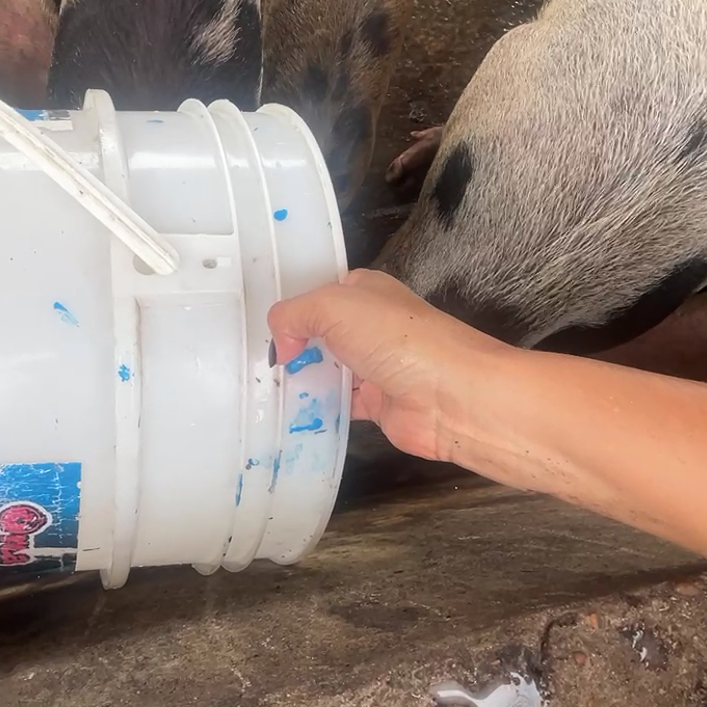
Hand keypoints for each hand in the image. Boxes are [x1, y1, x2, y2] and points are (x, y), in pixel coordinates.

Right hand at [268, 270, 514, 463]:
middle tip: (255, 364)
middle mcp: (370, 325)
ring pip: (325, 370)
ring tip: (263, 392)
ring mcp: (374, 365)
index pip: (317, 294)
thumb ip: (292, 315)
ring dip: (301, 380)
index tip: (257, 329)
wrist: (451, 395)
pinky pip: (336, 404)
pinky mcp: (376, 403)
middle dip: (290, 347)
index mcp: (364, 291)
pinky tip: (289, 414)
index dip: (290, 309)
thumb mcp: (332, 306)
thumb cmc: (395, 338)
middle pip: (318, 333)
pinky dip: (316, 409)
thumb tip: (281, 347)